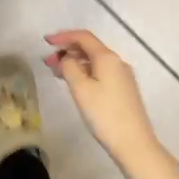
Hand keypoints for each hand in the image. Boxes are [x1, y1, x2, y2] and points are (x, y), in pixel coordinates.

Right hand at [43, 30, 172, 178]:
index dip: (63, 36)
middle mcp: (117, 62)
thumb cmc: (104, 114)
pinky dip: (85, 72)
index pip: (83, 37)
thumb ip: (69, 67)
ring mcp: (122, 76)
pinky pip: (100, 72)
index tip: (45, 41)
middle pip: (89, 48)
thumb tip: (66, 58)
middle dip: (67, 51)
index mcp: (107, 58)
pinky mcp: (123, 89)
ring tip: (57, 74)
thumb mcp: (81, 89)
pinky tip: (75, 83)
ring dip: (75, 63)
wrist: (134, 143)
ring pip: (94, 61)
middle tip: (48, 63)